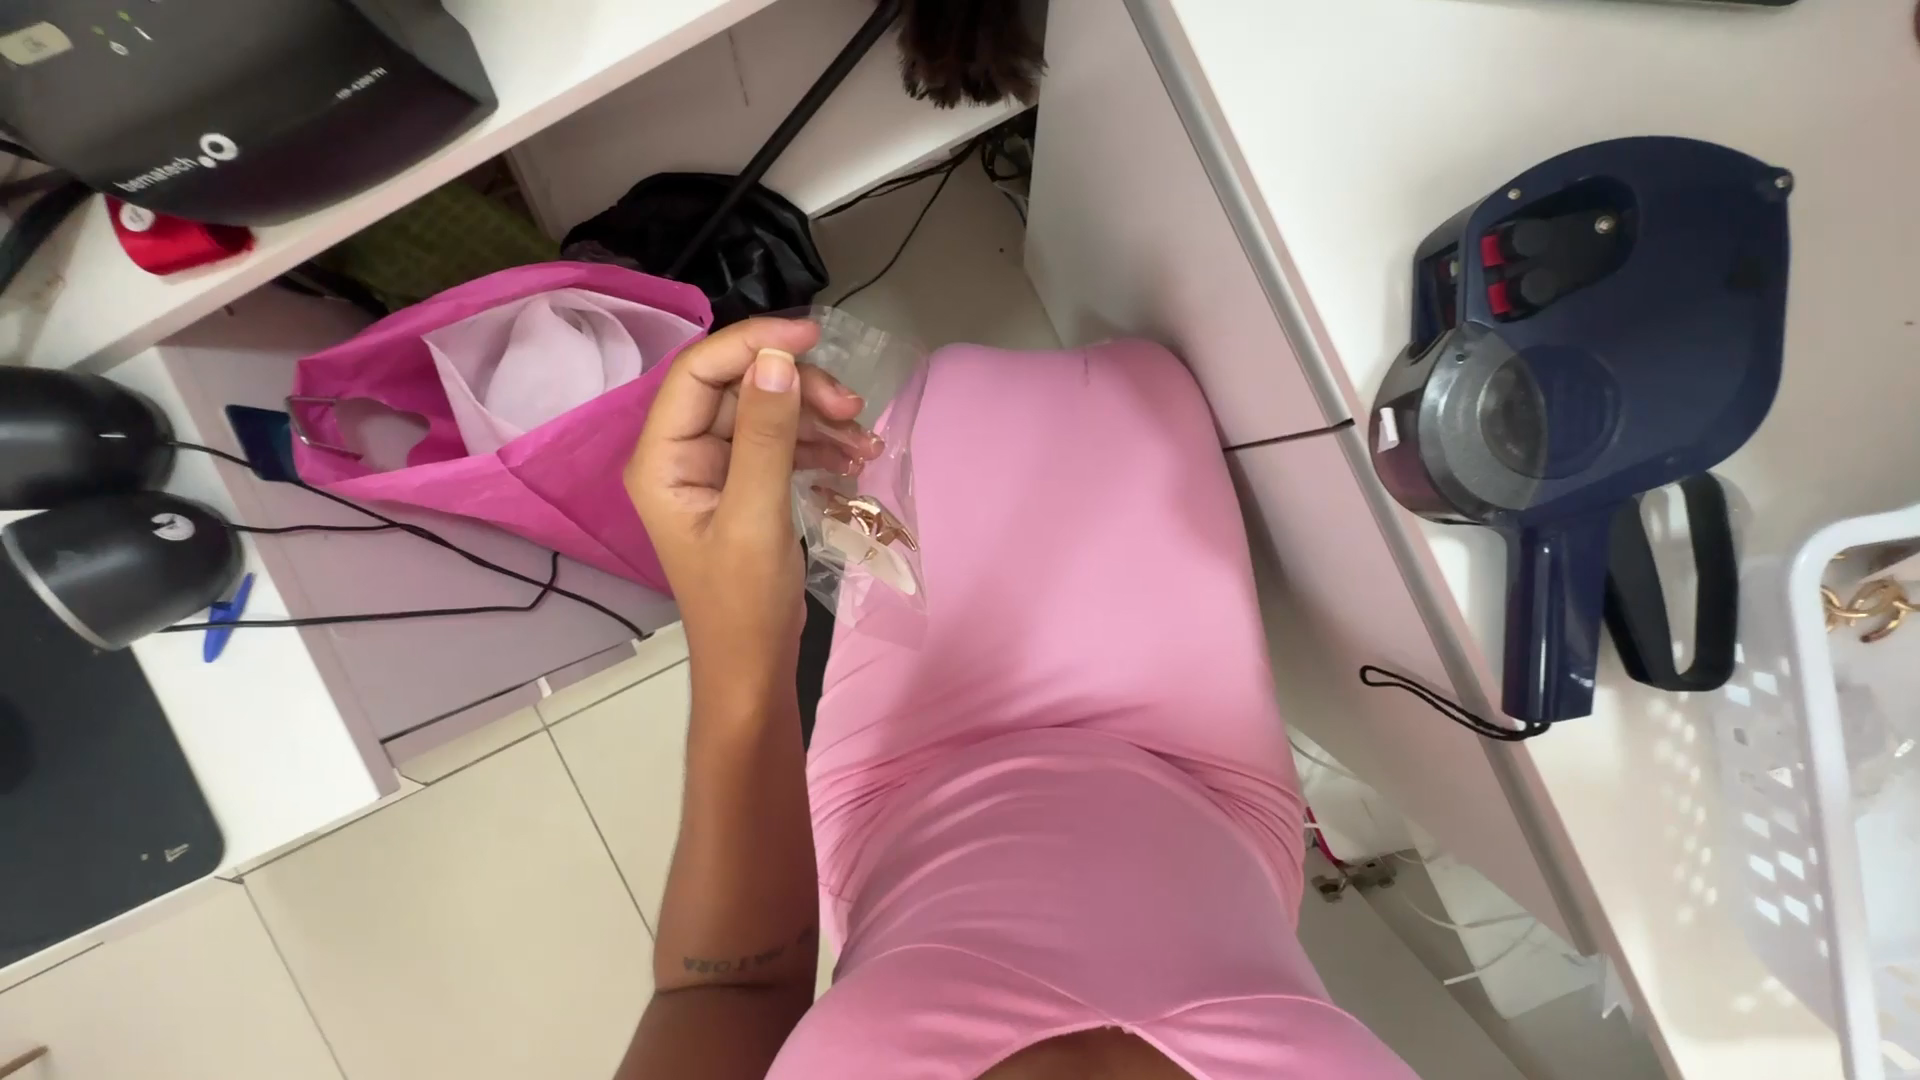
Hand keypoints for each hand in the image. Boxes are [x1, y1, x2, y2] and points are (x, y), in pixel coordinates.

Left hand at [626, 318, 876, 694]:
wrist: (755, 662)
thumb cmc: (744, 602)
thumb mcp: (757, 517)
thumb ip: (766, 437)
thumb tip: (777, 361)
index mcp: (663, 457)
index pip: (699, 372)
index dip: (753, 343)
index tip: (814, 336)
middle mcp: (683, 453)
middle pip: (739, 387)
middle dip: (799, 389)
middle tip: (852, 408)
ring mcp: (716, 469)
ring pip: (767, 412)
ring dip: (818, 418)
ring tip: (864, 441)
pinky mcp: (746, 484)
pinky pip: (783, 444)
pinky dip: (819, 444)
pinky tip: (855, 458)